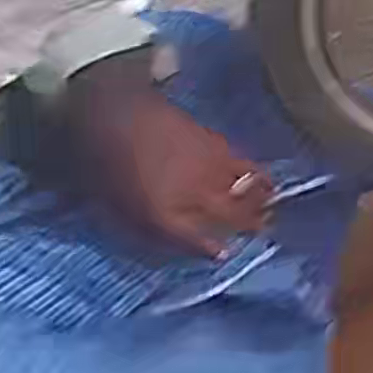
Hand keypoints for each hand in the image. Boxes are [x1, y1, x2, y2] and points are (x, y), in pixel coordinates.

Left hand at [65, 56, 271, 258]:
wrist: (122, 118)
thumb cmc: (101, 164)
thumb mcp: (107, 202)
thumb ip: (139, 219)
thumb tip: (165, 230)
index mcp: (160, 212)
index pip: (193, 237)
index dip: (210, 247)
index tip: (224, 254)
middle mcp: (194, 194)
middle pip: (232, 213)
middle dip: (250, 223)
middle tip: (265, 230)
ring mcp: (214, 169)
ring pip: (247, 190)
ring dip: (260, 201)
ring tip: (271, 207)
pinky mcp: (225, 148)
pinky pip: (248, 168)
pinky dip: (260, 176)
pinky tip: (265, 180)